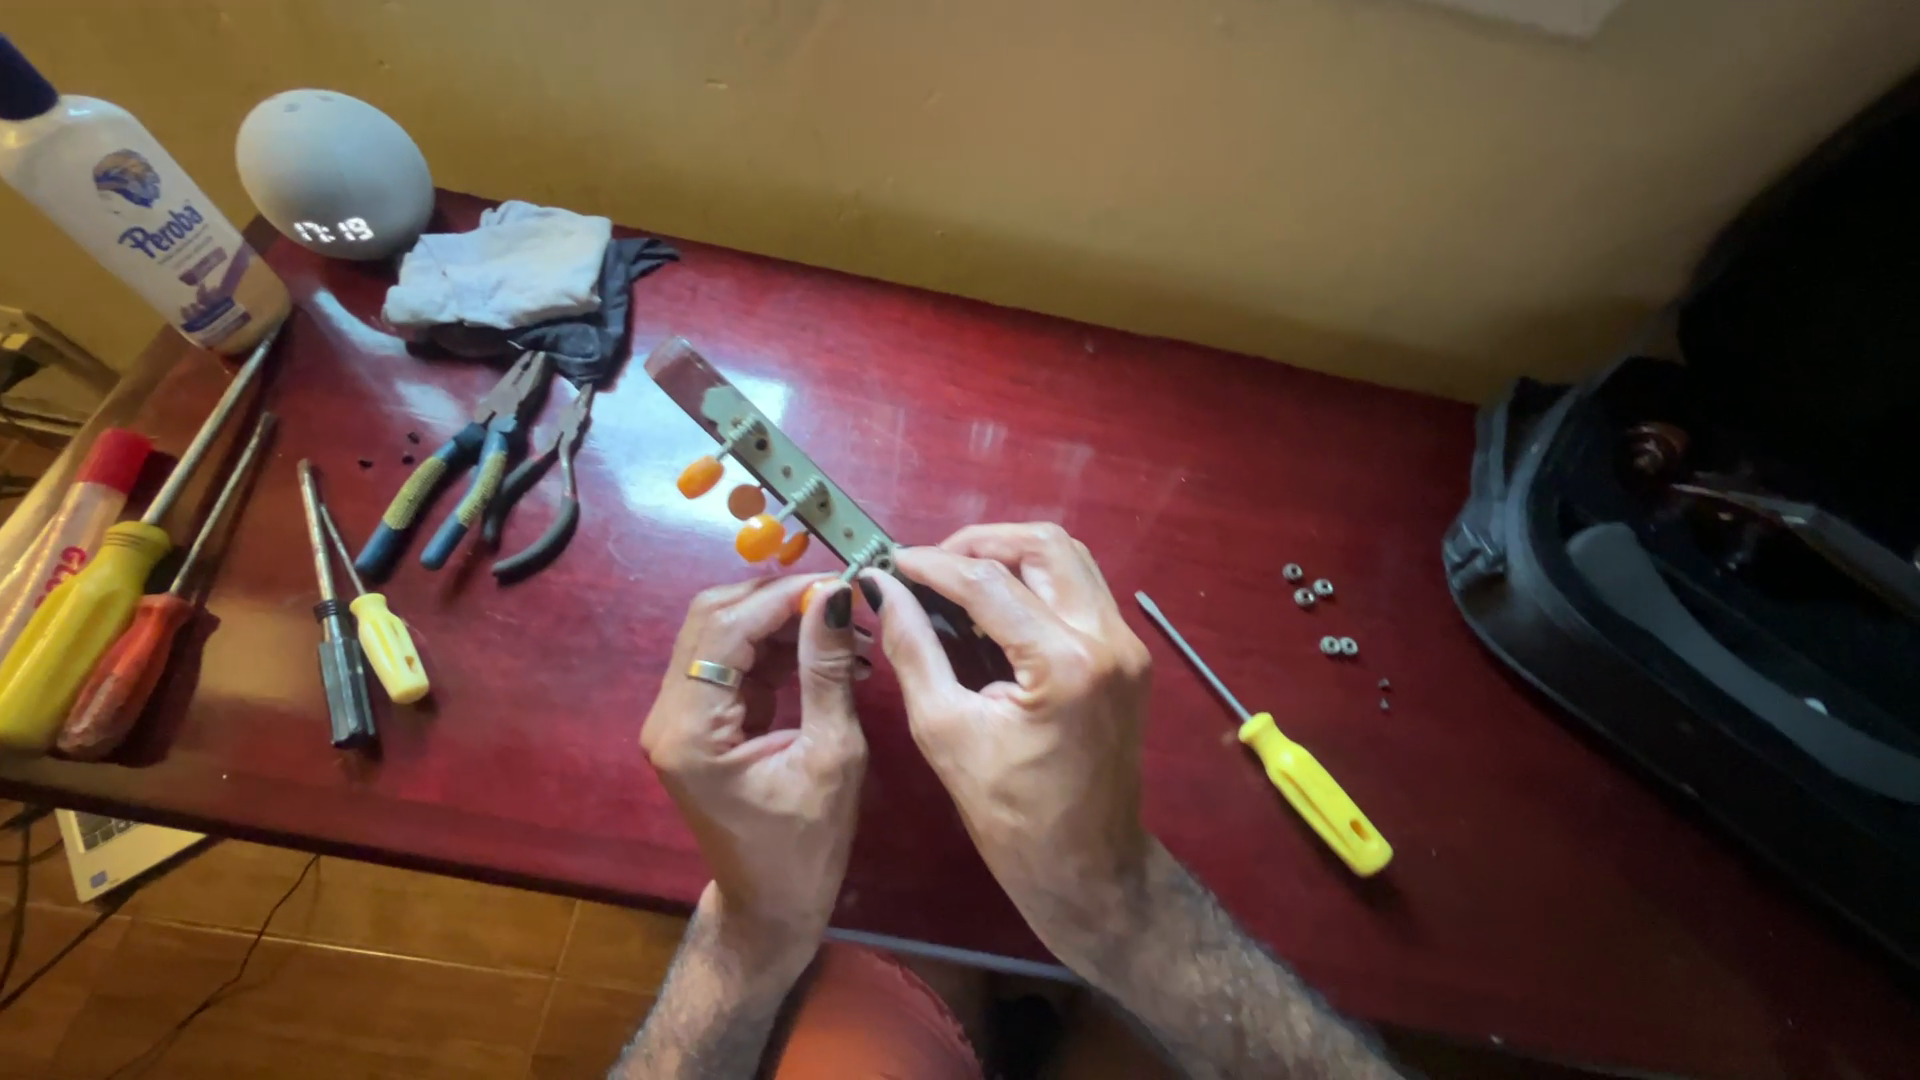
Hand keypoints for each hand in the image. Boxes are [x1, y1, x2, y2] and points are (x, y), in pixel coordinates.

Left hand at [641, 575, 866, 984]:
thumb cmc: (806, 846)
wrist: (771, 906)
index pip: (725, 629)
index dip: (782, 596)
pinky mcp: (700, 718)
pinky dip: (779, 647)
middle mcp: (670, 714)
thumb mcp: (832, 755)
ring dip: (783, 621)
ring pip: (724, 632)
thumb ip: (827, 671)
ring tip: (845, 631)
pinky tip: (824, 652)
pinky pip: (735, 659)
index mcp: (690, 731)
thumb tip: (836, 596)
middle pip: (714, 618)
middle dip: (780, 600)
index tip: (841, 585)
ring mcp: (680, 715)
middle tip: (842, 602)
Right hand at [861, 524, 1154, 965]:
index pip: (989, 582)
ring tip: (959, 578)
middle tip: (931, 567)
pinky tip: (996, 604)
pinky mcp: (1129, 653)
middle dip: (979, 543)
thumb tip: (881, 588)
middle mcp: (1108, 638)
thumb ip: (913, 648)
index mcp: (1065, 663)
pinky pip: (1080, 588)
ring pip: (1068, 557)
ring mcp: (1127, 643)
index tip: (892, 562)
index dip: (933, 565)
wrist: (1090, 870)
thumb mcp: (944, 730)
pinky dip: (1035, 580)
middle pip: (1044, 545)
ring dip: (1011, 555)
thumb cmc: (1010, 817)